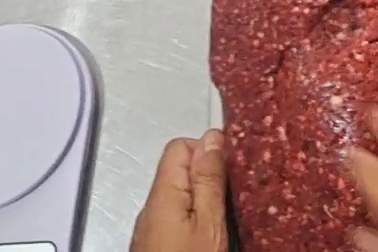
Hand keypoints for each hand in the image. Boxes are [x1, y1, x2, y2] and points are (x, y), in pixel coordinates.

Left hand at [130, 130, 228, 251]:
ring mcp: (149, 228)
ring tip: (222, 219)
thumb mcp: (208, 222)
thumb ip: (209, 179)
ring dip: (202, 200)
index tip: (228, 171)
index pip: (180, 145)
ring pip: (179, 196)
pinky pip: (175, 217)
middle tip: (229, 201)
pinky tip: (207, 237)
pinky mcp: (153, 245)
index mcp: (162, 192)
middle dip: (207, 178)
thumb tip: (212, 136)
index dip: (207, 151)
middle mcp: (151, 206)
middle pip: (180, 171)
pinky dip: (193, 220)